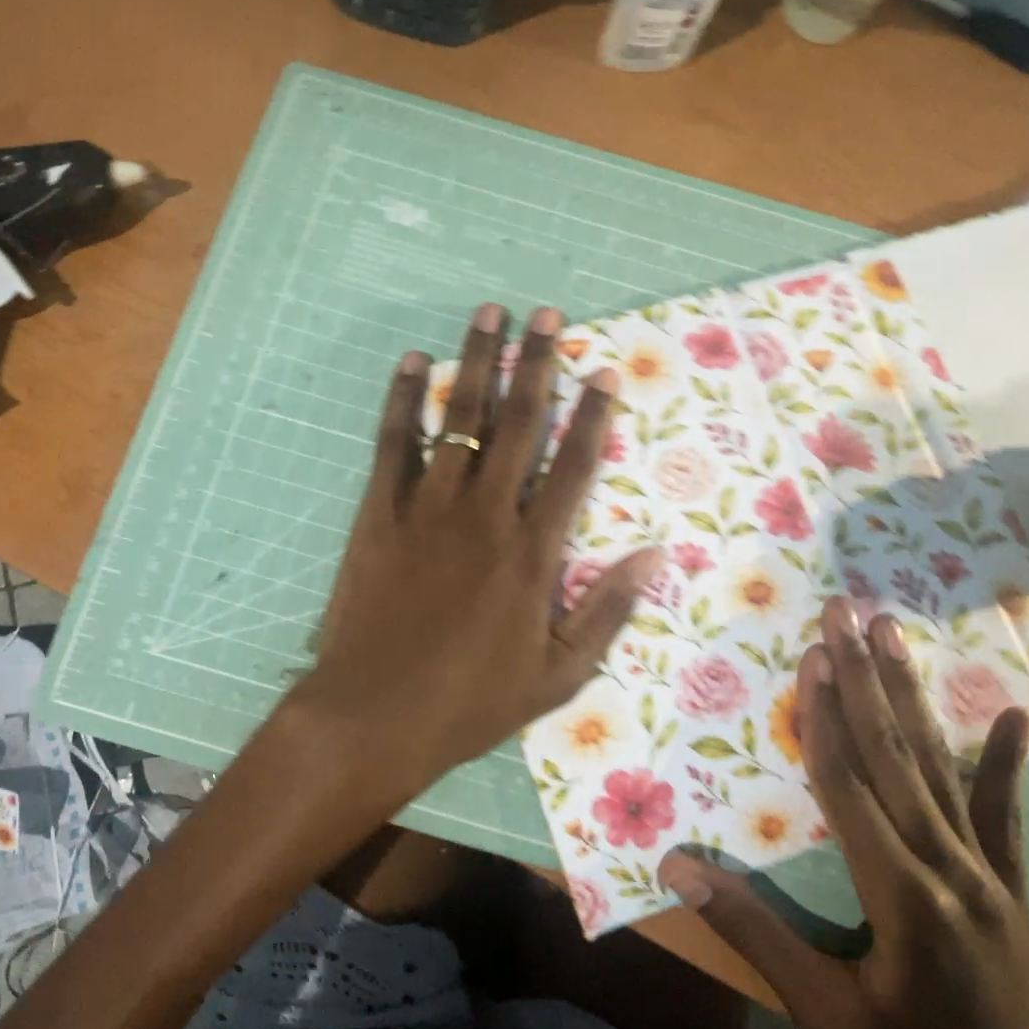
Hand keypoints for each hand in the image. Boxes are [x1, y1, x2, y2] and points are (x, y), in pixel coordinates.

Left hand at [285, 303, 661, 797]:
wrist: (373, 714)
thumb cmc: (469, 703)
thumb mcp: (557, 675)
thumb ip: (606, 611)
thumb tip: (654, 555)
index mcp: (532, 554)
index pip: (573, 468)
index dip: (592, 417)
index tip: (603, 373)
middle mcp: (484, 516)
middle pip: (519, 425)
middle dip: (536, 365)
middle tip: (547, 316)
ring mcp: (427, 510)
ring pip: (460, 422)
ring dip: (477, 364)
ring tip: (489, 314)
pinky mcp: (378, 515)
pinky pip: (393, 445)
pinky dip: (404, 402)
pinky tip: (414, 365)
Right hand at [660, 597, 1028, 1028]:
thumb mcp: (822, 1011)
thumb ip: (753, 933)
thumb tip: (677, 866)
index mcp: (902, 896)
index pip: (849, 786)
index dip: (824, 718)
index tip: (812, 655)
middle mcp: (951, 870)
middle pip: (895, 758)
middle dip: (865, 680)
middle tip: (848, 613)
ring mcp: (989, 877)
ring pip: (943, 771)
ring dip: (912, 698)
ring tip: (894, 636)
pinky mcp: (1010, 891)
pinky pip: (1005, 817)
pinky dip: (1005, 765)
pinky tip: (1013, 716)